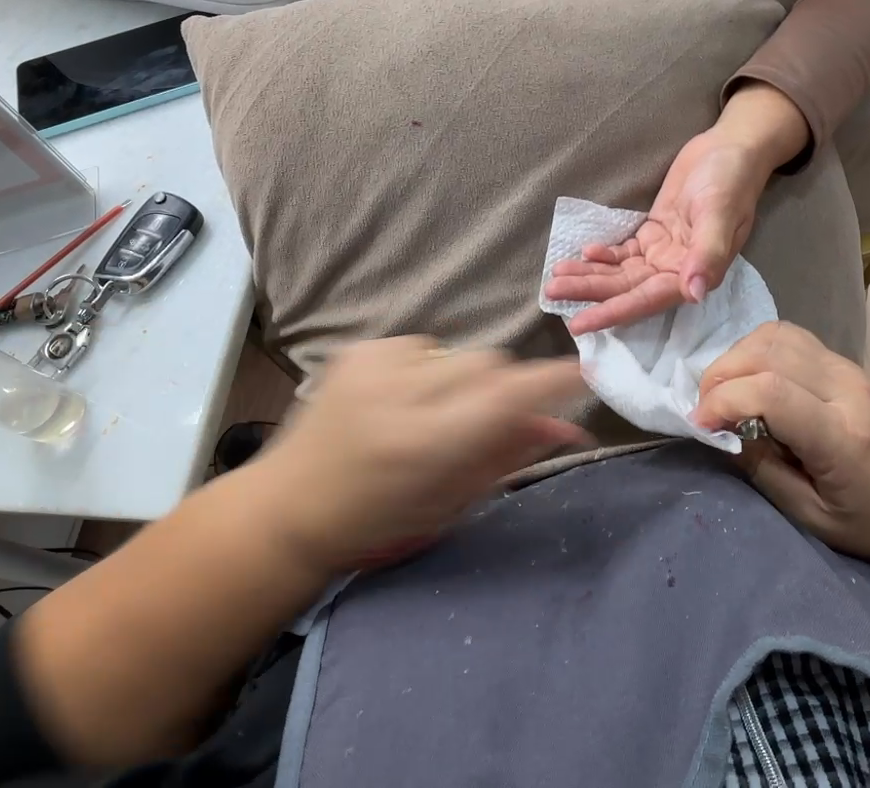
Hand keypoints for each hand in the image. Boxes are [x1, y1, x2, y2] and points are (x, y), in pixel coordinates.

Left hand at [251, 337, 590, 570]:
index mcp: (425, 444)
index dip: (553, 380)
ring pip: (459, 352)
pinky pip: (423, 347)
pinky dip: (427, 371)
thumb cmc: (376, 522)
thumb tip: (568, 426)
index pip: (508, 395)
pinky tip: (403, 401)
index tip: (582, 374)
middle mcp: (399, 395)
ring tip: (434, 414)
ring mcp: (372, 366)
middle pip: (489, 362)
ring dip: (463, 380)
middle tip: (488, 420)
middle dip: (503, 387)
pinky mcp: (355, 351)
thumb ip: (509, 456)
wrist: (287, 507)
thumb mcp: (450, 502)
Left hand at [543, 84, 809, 335]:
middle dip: (590, 291)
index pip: (647, 300)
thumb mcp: (720, 212)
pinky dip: (604, 256)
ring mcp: (665, 253)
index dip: (613, 312)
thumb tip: (694, 294)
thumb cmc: (731, 179)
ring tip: (555, 276)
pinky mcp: (655, 236)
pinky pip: (625, 254)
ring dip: (590, 275)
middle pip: (626, 289)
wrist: (732, 148)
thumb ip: (707, 254)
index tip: (579, 324)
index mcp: (695, 273)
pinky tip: (584, 252)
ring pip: (621, 273)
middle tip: (551, 292)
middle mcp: (677, 270)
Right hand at [693, 322, 869, 564]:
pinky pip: (791, 338)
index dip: (722, 402)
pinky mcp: (848, 365)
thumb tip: (722, 435)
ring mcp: (850, 371)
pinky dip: (758, 351)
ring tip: (725, 394)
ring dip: (737, 358)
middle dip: (720, 376)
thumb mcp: (816, 519)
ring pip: (776, 335)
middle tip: (705, 411)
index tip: (700, 427)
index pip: (769, 392)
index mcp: (842, 439)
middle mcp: (846, 392)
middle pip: (766, 352)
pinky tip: (752, 381)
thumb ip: (765, 472)